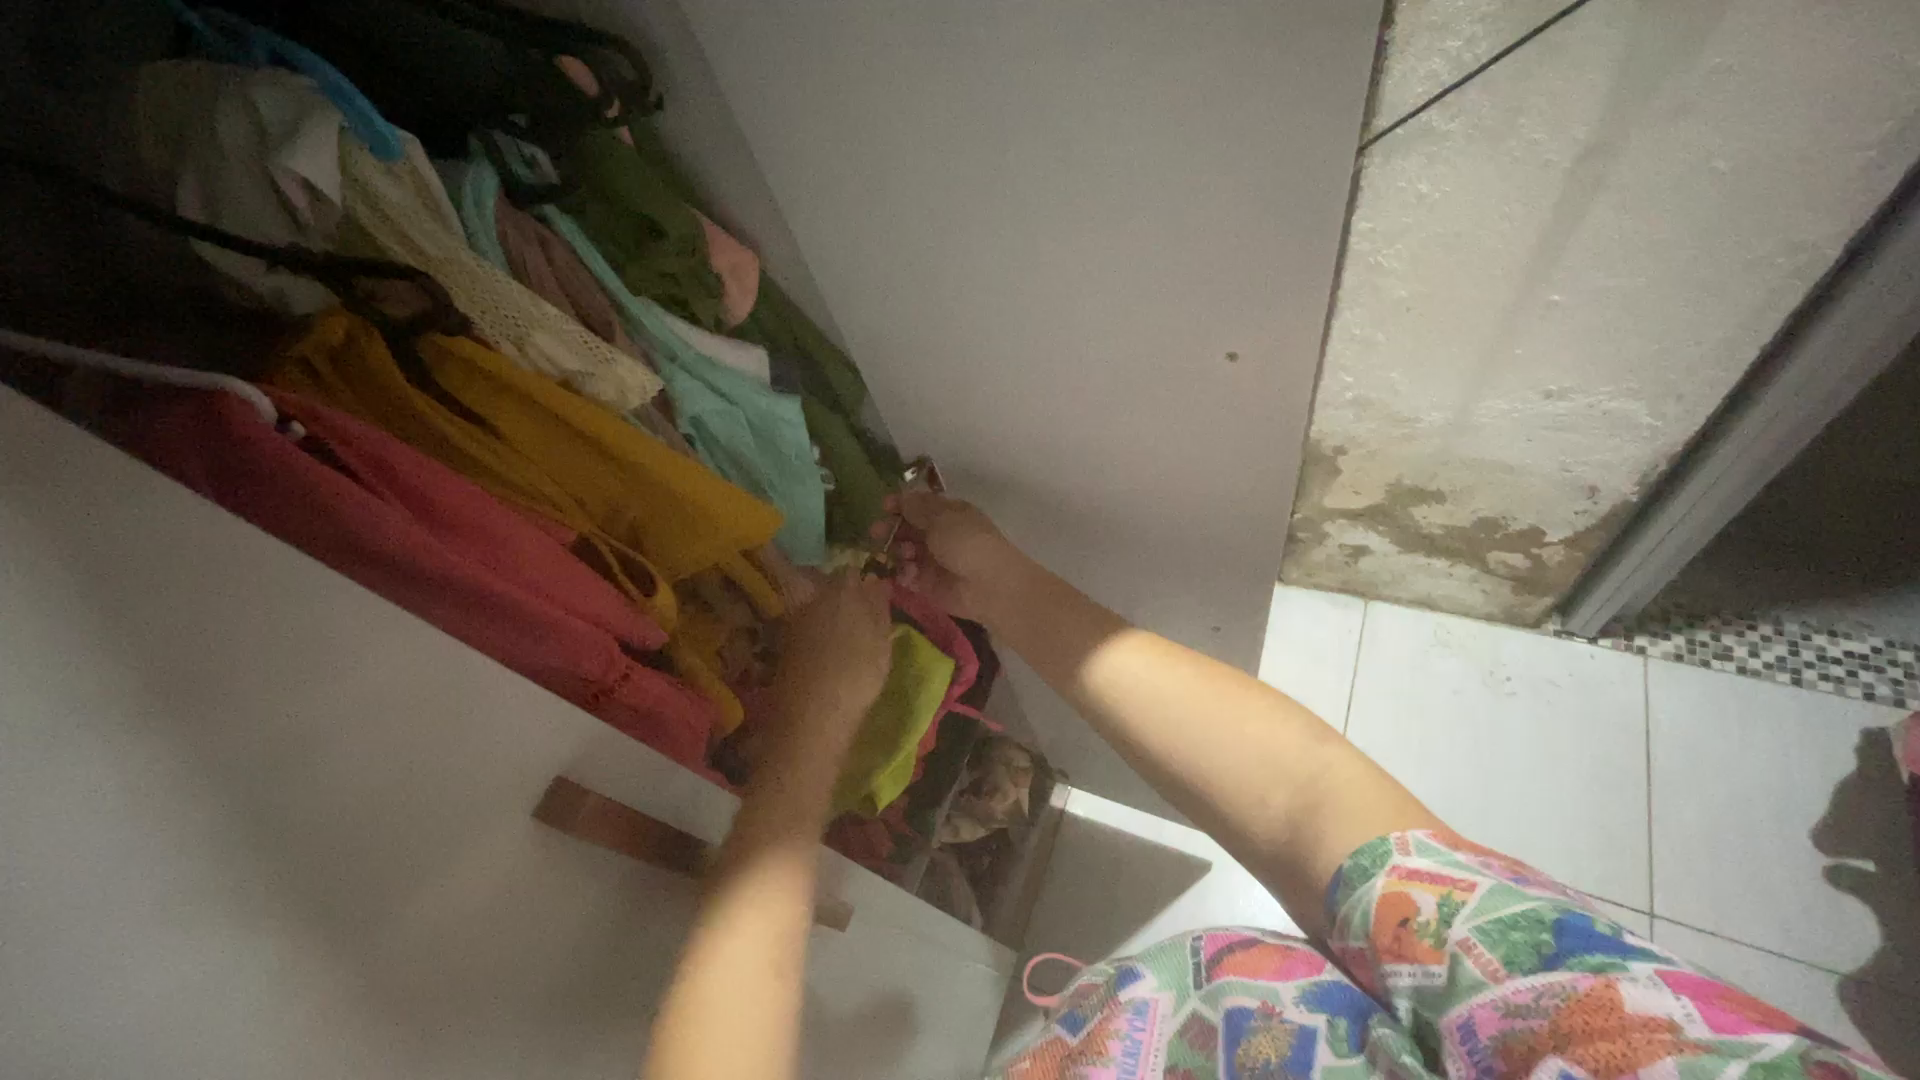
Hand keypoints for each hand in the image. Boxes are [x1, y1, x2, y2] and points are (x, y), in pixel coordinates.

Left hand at [770, 570, 893, 755]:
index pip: (850, 573)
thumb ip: (880, 609)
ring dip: (827, 617)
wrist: (814, 711)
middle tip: (858, 618)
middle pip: (828, 588)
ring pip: (815, 607)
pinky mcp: (784, 643)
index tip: (870, 596)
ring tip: (844, 638)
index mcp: (842, 592)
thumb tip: (878, 583)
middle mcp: (814, 599)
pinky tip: (827, 653)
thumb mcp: (881, 642)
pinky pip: (805, 627)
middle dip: (841, 597)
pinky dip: (816, 635)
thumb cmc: (858, 674)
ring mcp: (795, 620)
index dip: (859, 583)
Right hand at [874, 492, 1019, 620]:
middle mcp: (940, 535)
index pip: (919, 506)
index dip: (900, 505)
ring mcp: (933, 561)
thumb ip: (917, 508)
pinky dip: (903, 574)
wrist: (988, 585)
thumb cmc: (967, 542)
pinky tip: (907, 575)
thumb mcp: (941, 518)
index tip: (883, 507)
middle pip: (907, 529)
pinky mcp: (928, 585)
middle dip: (891, 529)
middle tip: (877, 533)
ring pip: (904, 552)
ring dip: (898, 552)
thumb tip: (902, 496)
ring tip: (905, 556)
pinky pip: (907, 576)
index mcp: (948, 513)